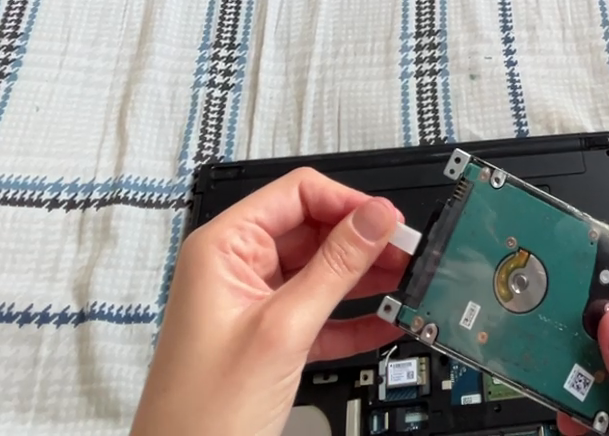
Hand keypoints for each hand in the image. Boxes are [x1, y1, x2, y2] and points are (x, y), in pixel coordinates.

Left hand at [132, 168, 410, 435]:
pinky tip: (387, 321)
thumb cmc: (202, 416)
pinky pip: (322, 311)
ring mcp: (256, 302)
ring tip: (406, 281)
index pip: (296, 194)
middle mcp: (238, 266)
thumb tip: (375, 217)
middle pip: (315, 230)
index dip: (346, 202)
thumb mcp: (282, 329)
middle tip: (406, 253)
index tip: (386, 220)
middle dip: (363, 242)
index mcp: (225, 247)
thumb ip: (335, 267)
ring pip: (323, 270)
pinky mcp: (272, 336)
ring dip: (365, 278)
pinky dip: (354, 317)